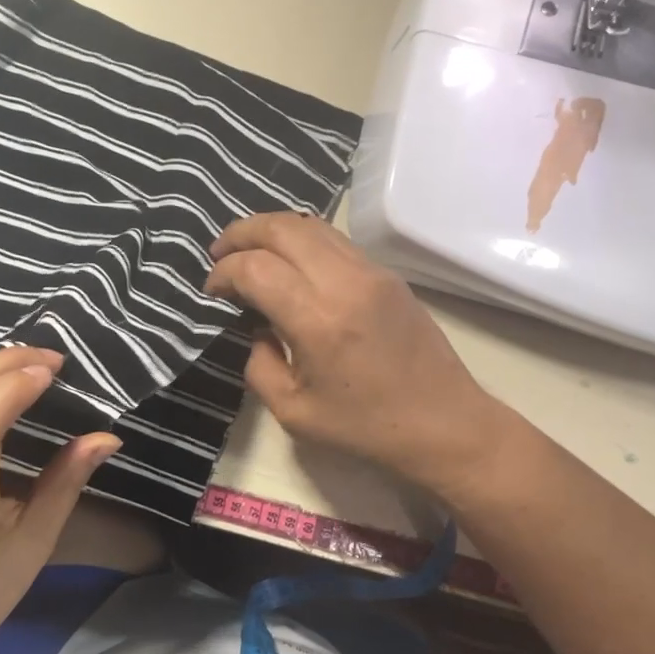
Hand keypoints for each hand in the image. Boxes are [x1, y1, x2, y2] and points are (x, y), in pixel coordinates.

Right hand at [204, 212, 510, 496]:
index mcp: (318, 320)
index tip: (210, 292)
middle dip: (241, 234)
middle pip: (282, 229)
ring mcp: (372, 273)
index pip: (256, 268)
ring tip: (247, 251)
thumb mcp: (292, 411)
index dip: (223, 273)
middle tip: (217, 253)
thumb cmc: (364, 428)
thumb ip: (260, 365)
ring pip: (311, 225)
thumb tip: (256, 331)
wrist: (444, 424)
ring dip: (271, 231)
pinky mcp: (387, 276)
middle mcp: (345, 283)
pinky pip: (334, 240)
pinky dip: (300, 241)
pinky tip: (286, 264)